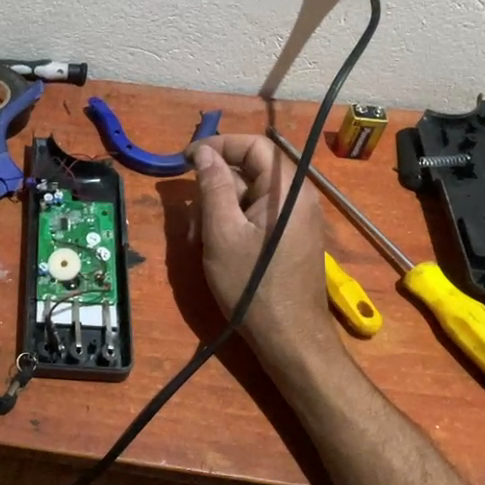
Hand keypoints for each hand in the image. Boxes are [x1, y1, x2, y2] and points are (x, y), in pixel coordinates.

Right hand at [189, 135, 340, 364]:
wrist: (290, 339)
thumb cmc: (252, 285)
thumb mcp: (221, 232)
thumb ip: (212, 186)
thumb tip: (204, 152)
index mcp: (287, 190)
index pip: (254, 145)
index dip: (218, 145)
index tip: (185, 159)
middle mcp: (298, 197)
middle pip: (251, 170)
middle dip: (215, 185)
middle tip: (191, 213)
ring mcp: (297, 219)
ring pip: (250, 194)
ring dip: (220, 207)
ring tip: (201, 239)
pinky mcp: (291, 238)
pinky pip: (258, 215)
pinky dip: (234, 222)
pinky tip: (217, 248)